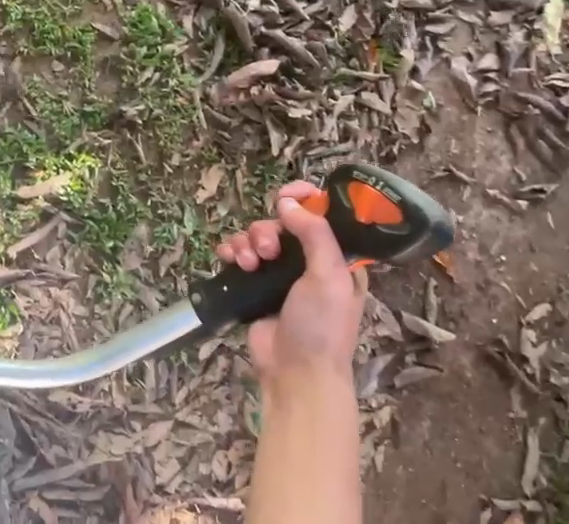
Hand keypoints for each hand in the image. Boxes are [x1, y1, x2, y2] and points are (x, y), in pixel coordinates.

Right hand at [214, 180, 366, 390]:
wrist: (294, 371)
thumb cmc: (322, 327)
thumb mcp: (329, 278)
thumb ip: (315, 235)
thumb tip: (289, 202)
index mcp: (337, 259)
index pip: (322, 215)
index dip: (304, 200)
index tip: (284, 197)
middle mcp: (308, 262)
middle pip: (281, 223)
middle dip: (267, 230)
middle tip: (267, 250)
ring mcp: (279, 274)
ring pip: (256, 237)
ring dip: (246, 242)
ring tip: (248, 264)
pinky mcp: (254, 285)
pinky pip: (237, 253)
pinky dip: (231, 252)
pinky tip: (232, 262)